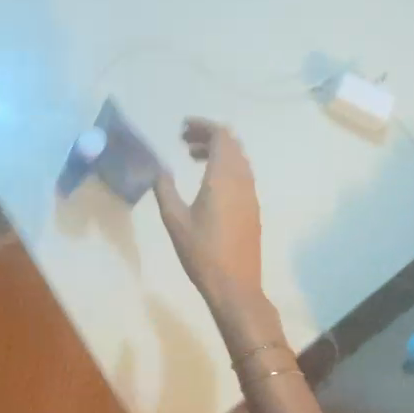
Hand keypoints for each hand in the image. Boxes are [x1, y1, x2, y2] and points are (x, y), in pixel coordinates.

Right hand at [152, 118, 271, 332]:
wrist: (236, 286)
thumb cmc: (202, 252)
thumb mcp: (174, 219)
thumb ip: (165, 189)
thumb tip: (160, 169)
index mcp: (223, 178)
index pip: (221, 136)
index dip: (202, 126)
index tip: (182, 128)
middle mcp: (242, 180)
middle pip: (231, 144)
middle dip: (208, 136)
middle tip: (183, 141)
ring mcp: (251, 195)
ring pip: (238, 159)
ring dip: (217, 151)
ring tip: (192, 158)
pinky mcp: (253, 208)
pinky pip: (242, 174)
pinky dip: (225, 166)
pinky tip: (207, 182)